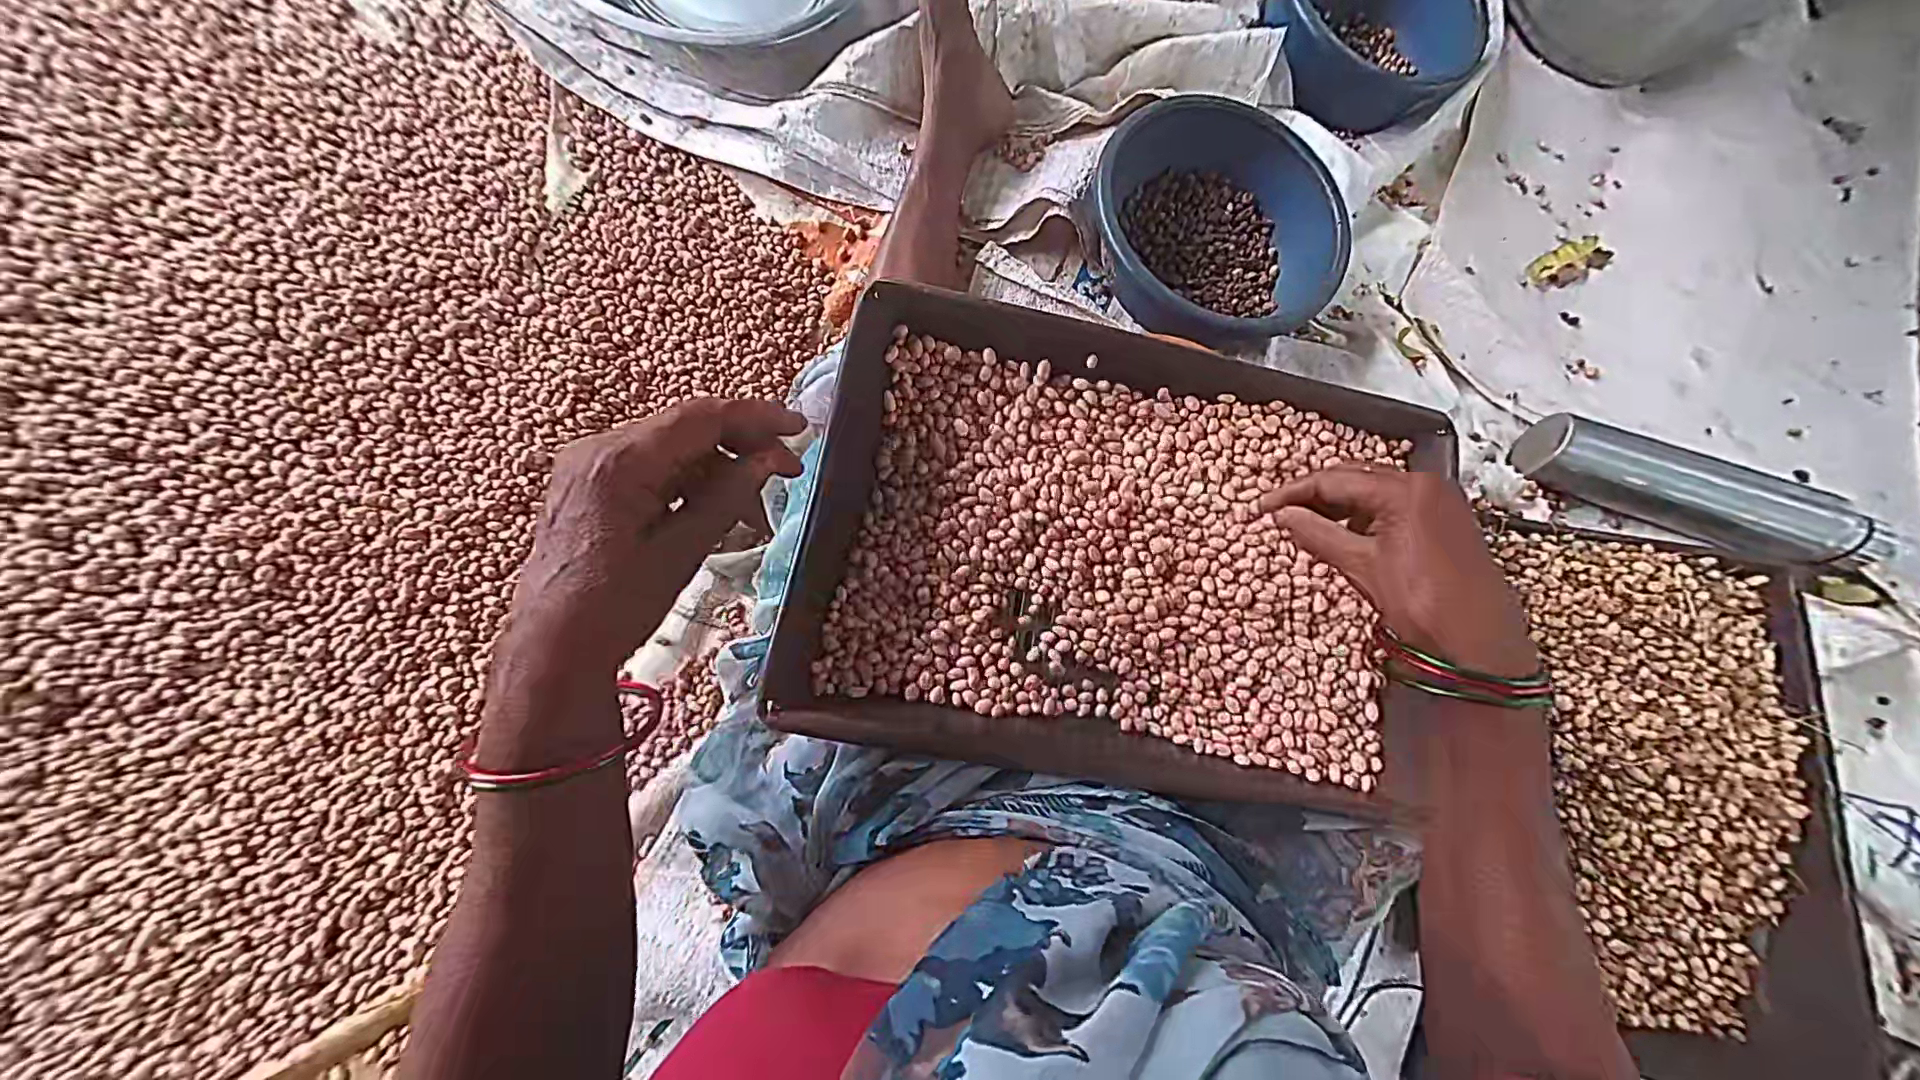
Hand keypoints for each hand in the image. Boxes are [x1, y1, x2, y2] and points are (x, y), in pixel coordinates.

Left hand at [499, 398, 805, 675]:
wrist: (552, 649)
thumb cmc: (615, 606)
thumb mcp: (682, 551)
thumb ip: (728, 495)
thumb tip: (770, 460)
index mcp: (620, 462)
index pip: (701, 418)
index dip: (757, 417)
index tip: (798, 427)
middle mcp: (599, 451)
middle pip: (688, 429)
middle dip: (742, 447)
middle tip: (787, 472)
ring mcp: (590, 467)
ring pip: (674, 450)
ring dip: (720, 471)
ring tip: (755, 512)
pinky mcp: (592, 487)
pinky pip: (654, 471)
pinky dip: (691, 485)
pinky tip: (717, 513)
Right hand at [1257, 464, 1537, 677]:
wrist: (1481, 644)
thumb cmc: (1428, 605)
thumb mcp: (1362, 566)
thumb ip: (1317, 533)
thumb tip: (1283, 515)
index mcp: (1406, 490)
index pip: (1333, 479)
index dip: (1292, 493)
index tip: (1264, 507)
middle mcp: (1425, 486)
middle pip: (1353, 478)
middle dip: (1312, 495)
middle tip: (1279, 514)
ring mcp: (1437, 503)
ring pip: (1370, 492)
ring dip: (1334, 507)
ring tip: (1302, 527)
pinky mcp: (1440, 522)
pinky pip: (1389, 508)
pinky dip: (1359, 518)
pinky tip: (1338, 536)